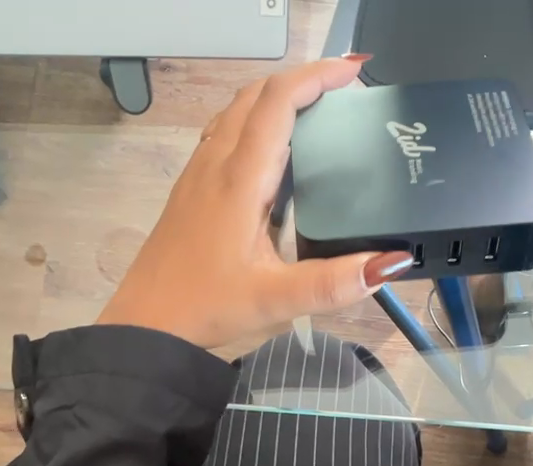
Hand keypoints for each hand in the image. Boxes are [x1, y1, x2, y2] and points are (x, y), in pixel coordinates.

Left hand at [95, 57, 415, 348]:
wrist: (144, 325)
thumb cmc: (204, 308)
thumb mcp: (274, 301)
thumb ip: (331, 283)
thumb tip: (388, 263)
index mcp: (239, 180)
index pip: (278, 103)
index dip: (318, 76)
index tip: (354, 73)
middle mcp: (215, 165)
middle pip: (255, 96)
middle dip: (300, 81)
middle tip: (342, 91)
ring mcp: (197, 176)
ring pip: (234, 113)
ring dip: (273, 99)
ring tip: (313, 113)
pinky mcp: (189, 193)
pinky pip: (221, 137)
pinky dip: (252, 124)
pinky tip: (270, 156)